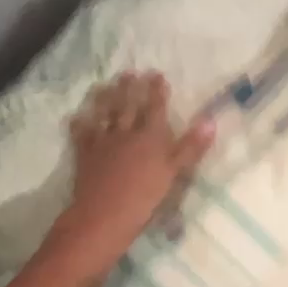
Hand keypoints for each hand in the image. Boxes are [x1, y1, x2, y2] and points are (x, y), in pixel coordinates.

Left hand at [53, 72, 213, 262]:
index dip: (156, 91)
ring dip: (104, 99)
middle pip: (127, 106)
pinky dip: (80, 124)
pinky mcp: (85, 155)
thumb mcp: (175, 173)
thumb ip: (191, 147)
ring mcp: (103, 142)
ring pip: (104, 115)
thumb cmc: (145, 198)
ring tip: (104, 85)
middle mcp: (125, 133)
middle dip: (129, 88)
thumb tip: (210, 121)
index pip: (155, 108)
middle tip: (129, 72)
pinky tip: (77, 117)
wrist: (105, 215)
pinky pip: (82, 135)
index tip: (157, 75)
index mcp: (150, 137)